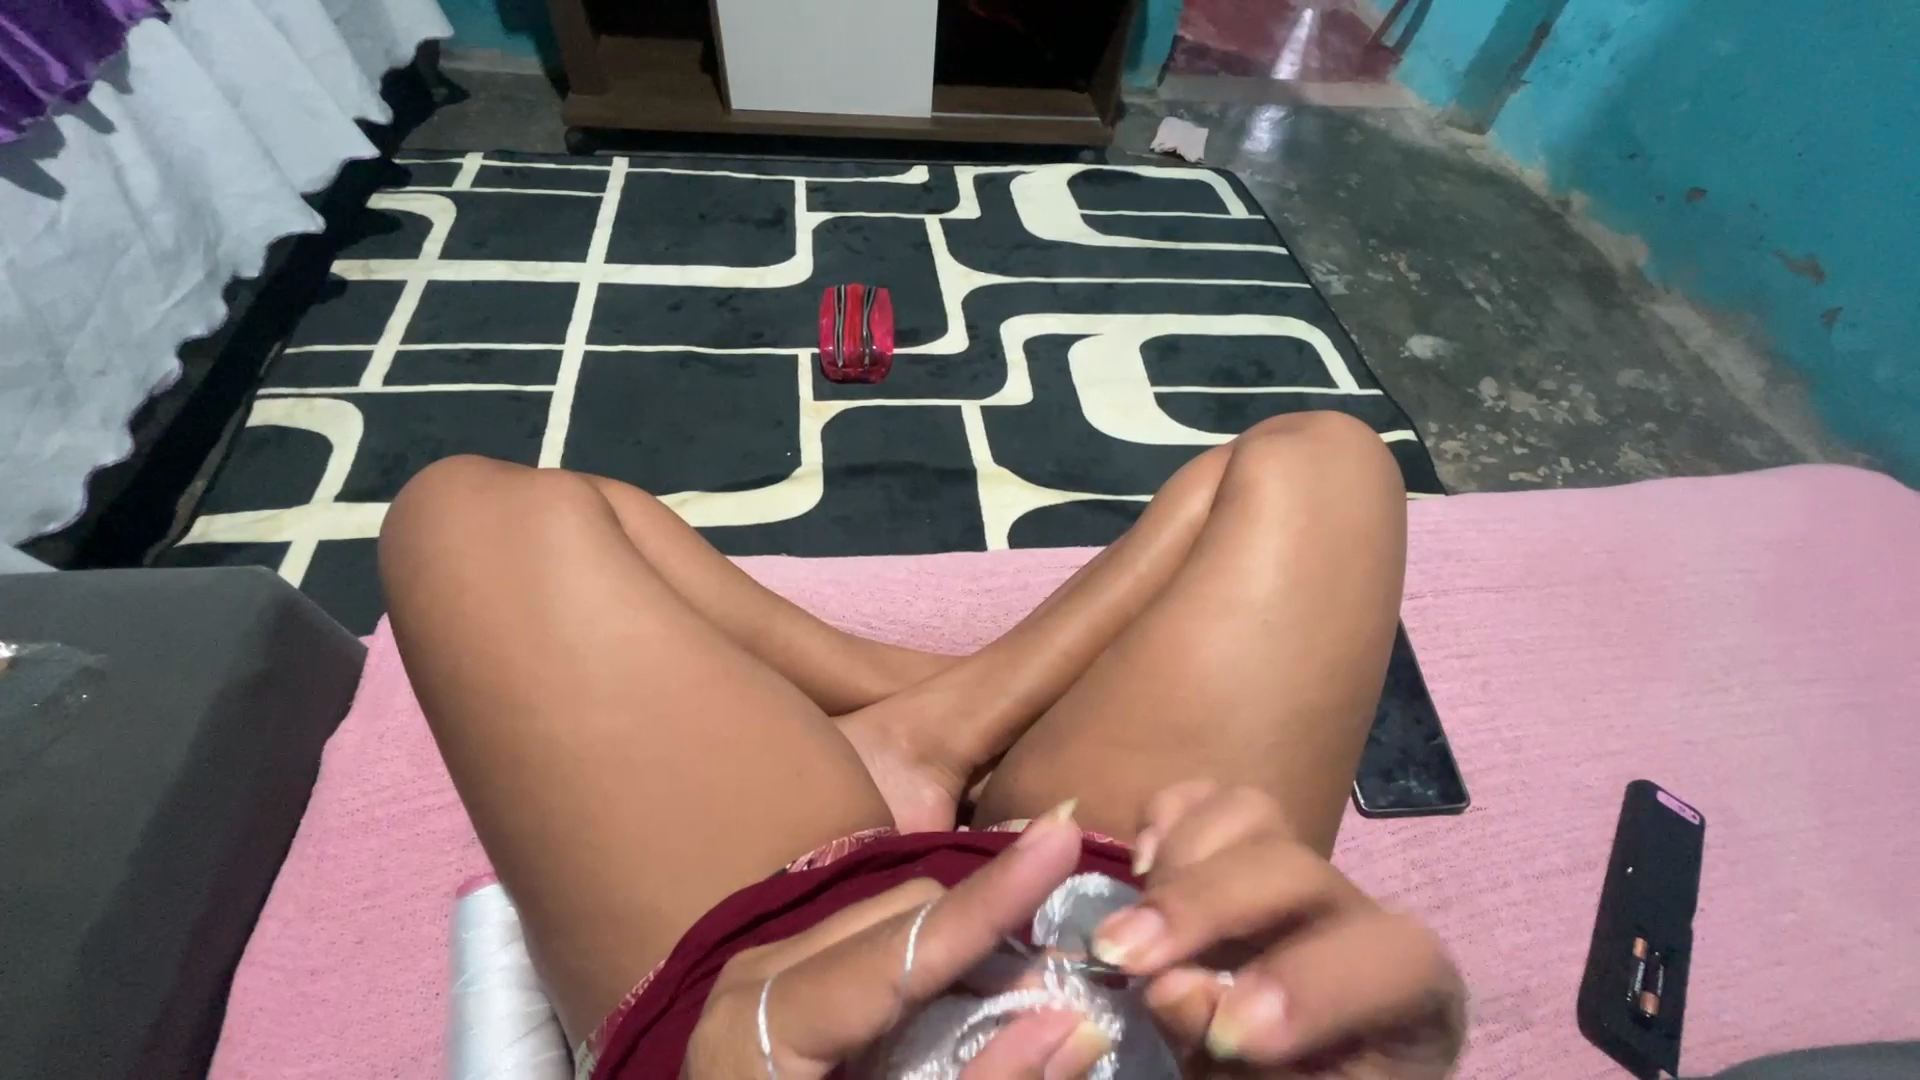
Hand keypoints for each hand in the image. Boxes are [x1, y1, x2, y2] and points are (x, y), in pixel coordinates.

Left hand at [684, 806, 1115, 1079]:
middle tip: (1062, 982)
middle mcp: (763, 969)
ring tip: (1020, 998)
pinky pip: (879, 938)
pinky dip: (935, 962)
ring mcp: (771, 961)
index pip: (899, 948)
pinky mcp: (786, 970)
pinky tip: (966, 999)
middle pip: (906, 913)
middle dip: (991, 932)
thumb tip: (1075, 1023)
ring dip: (967, 947)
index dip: (989, 899)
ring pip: (898, 915)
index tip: (1060, 837)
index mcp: (765, 1024)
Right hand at [1093, 781, 1465, 1077]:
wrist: (1253, 1066)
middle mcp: (1352, 907)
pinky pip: (1197, 797)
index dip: (1311, 988)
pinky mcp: (1232, 839)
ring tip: (1134, 928)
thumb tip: (1172, 989)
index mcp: (1411, 990)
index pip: (1391, 959)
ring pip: (1248, 812)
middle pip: (1292, 867)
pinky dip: (1160, 821)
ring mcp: (1289, 858)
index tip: (1227, 1033)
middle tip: (1123, 957)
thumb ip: (1247, 1072)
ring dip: (1177, 862)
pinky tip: (1140, 871)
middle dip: (1202, 909)